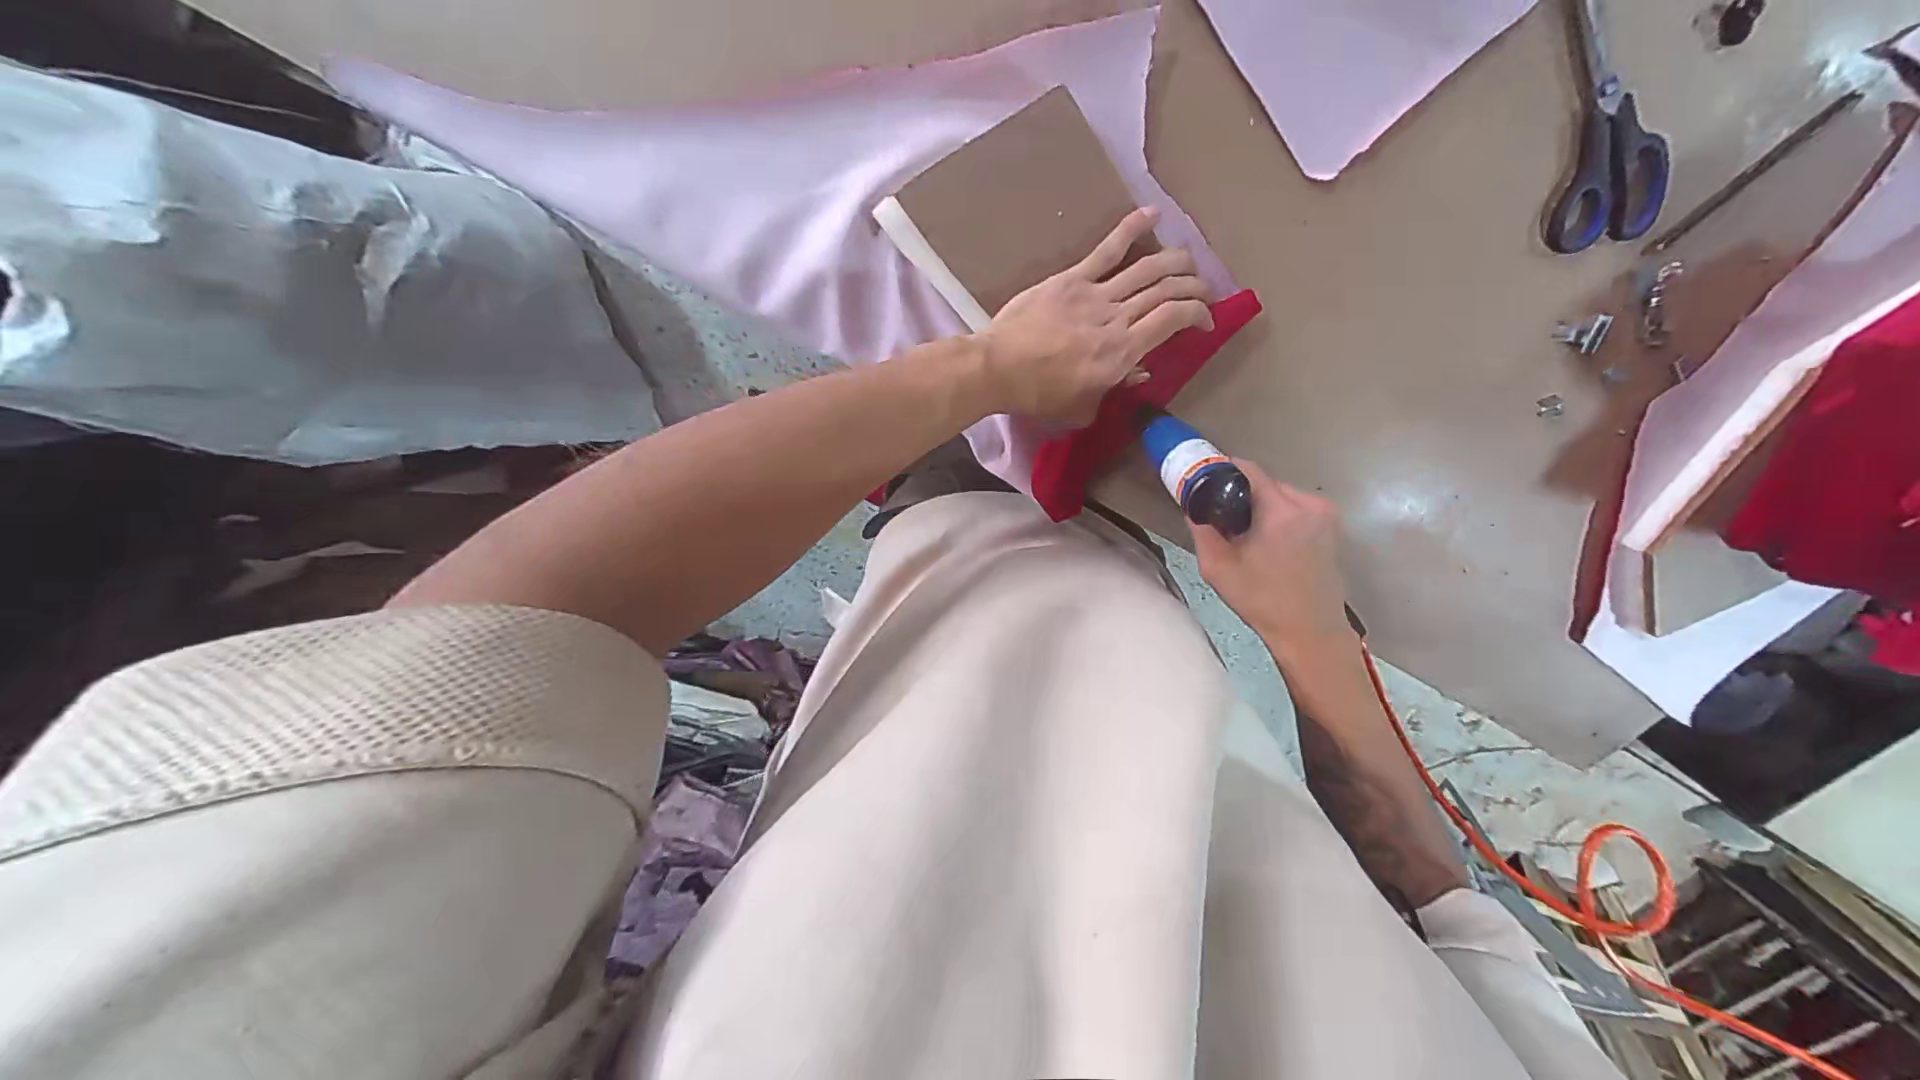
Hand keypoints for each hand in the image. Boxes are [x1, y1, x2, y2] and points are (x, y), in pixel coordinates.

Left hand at [974, 207, 1212, 426]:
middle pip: (1168, 289)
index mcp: (1122, 352)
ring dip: (1176, 259)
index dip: (1199, 315)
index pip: (1175, 319)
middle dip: (1194, 286)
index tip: (1205, 321)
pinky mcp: (1072, 278)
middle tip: (1203, 290)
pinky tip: (1154, 214)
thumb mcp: (1082, 408)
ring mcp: (1095, 294)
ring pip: (1148, 267)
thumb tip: (1141, 371)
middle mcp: (1117, 318)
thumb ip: (1116, 388)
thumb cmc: (1038, 395)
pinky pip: (1108, 249)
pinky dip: (1133, 228)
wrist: (998, 368)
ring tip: (1189, 260)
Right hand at [1190, 460, 1355, 666]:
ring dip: (1261, 504)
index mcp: (1281, 512)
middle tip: (1222, 514)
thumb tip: (1192, 504)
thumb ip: (1202, 529)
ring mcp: (1325, 514)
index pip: (1248, 469)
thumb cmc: (1261, 601)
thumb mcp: (1217, 567)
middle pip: (1265, 481)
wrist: (1309, 630)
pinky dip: (1279, 515)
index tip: (1205, 481)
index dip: (1223, 470)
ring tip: (1244, 531)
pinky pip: (1296, 507)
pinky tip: (1267, 540)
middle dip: (1241, 492)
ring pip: (1281, 493)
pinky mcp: (1332, 526)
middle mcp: (1308, 505)